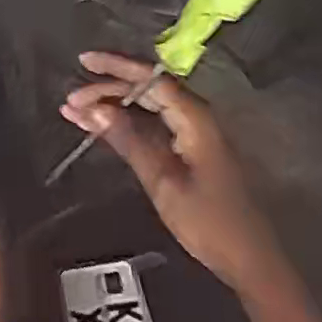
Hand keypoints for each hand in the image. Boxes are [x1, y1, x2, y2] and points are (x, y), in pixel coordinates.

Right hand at [60, 52, 284, 291]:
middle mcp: (193, 114)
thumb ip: (129, 141)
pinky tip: (98, 125)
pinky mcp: (186, 146)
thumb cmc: (210, 222)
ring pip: (144, 104)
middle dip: (106, 89)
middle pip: (144, 88)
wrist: (249, 261)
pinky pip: (150, 122)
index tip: (84, 61)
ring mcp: (190, 129)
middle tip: (71, 100)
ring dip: (111, 105)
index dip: (115, 65)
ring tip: (75, 111)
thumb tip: (95, 108)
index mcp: (193, 116)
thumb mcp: (163, 183)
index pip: (149, 77)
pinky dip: (123, 122)